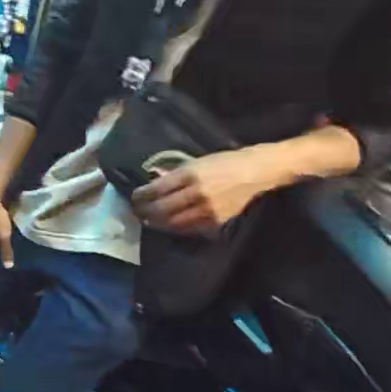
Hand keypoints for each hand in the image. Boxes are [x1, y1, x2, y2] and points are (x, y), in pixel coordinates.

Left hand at [131, 148, 276, 235]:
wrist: (255, 172)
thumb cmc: (225, 162)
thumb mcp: (198, 161)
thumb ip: (176, 173)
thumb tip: (154, 179)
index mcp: (190, 173)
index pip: (157, 189)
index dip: (142, 196)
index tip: (134, 197)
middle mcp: (196, 193)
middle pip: (162, 208)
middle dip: (146, 212)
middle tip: (137, 212)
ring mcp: (206, 209)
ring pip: (173, 222)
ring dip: (158, 223)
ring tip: (149, 221)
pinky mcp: (215, 221)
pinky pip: (189, 229)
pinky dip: (176, 228)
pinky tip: (169, 226)